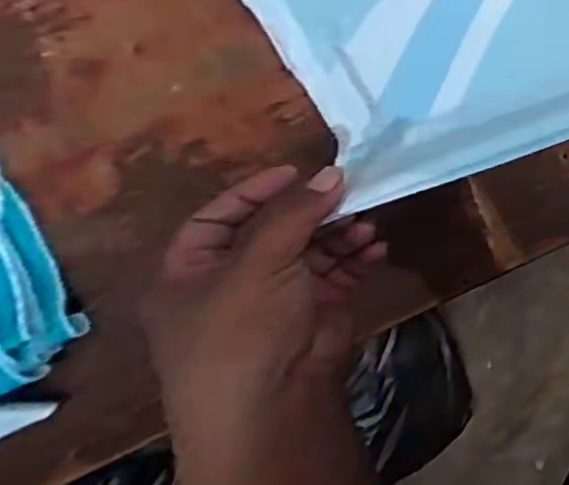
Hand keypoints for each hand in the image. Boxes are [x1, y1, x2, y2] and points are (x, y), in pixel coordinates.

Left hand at [142, 165, 385, 484]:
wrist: (272, 398)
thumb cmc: (242, 329)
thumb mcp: (259, 264)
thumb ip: (295, 214)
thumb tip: (333, 172)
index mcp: (192, 274)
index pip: (215, 219)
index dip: (251, 192)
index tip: (296, 171)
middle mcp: (233, 281)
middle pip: (276, 229)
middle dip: (314, 210)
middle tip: (350, 191)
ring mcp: (279, 294)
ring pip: (315, 246)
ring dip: (343, 232)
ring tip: (367, 226)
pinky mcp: (317, 304)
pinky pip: (341, 268)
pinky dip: (359, 256)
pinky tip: (375, 249)